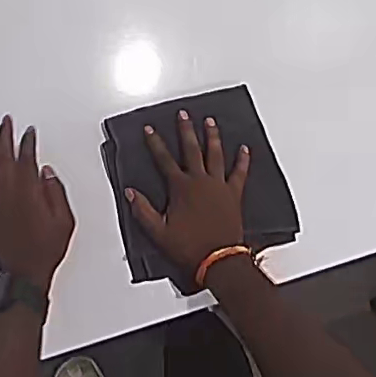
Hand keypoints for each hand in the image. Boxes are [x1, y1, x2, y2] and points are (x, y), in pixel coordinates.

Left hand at [0, 116, 75, 290]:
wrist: (25, 273)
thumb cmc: (45, 249)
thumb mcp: (64, 221)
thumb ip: (56, 193)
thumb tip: (47, 173)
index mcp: (29, 192)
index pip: (27, 158)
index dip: (28, 142)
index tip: (29, 131)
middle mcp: (9, 193)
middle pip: (5, 156)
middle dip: (6, 136)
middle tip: (5, 121)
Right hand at [126, 110, 251, 282]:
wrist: (219, 261)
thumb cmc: (189, 247)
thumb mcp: (157, 231)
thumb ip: (142, 210)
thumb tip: (130, 193)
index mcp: (181, 188)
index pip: (164, 159)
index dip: (156, 143)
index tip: (150, 129)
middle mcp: (200, 182)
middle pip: (191, 149)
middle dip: (186, 130)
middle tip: (183, 115)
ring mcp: (219, 187)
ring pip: (215, 155)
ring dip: (212, 137)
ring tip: (210, 122)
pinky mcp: (234, 195)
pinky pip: (239, 173)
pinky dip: (242, 161)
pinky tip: (244, 149)